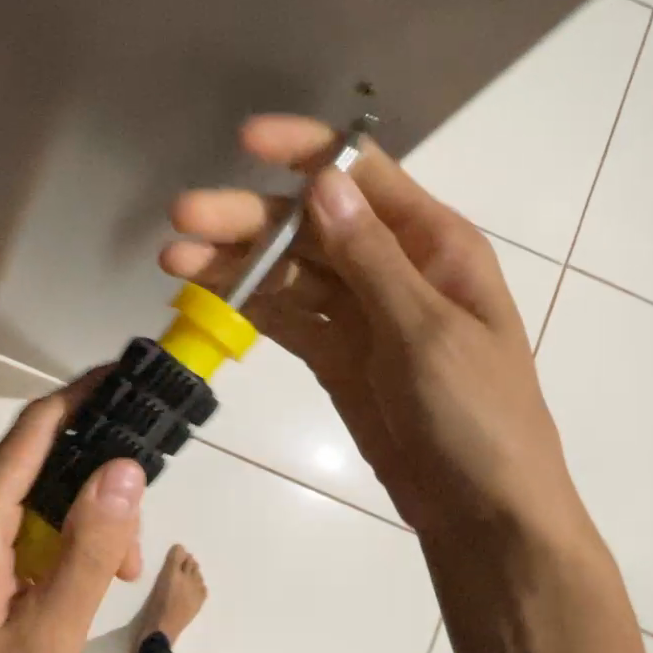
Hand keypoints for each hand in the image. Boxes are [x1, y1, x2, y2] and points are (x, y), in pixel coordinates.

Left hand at [0, 371, 144, 652]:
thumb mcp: (50, 638)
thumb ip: (88, 548)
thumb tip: (126, 466)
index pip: (34, 432)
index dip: (84, 396)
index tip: (130, 375)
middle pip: (35, 469)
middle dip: (94, 493)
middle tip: (132, 554)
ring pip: (25, 502)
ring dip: (74, 528)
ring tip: (107, 583)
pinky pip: (5, 530)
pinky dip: (46, 546)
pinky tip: (65, 590)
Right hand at [160, 114, 587, 545]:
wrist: (480, 511)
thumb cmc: (477, 415)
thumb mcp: (427, 332)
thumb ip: (371, 258)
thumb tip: (323, 181)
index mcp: (433, 245)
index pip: (361, 178)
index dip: (304, 152)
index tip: (245, 141)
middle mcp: (391, 267)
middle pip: (310, 227)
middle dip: (247, 218)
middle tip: (182, 217)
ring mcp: (360, 314)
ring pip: (289, 272)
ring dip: (235, 264)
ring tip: (172, 260)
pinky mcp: (335, 355)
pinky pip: (286, 317)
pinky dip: (249, 305)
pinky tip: (207, 295)